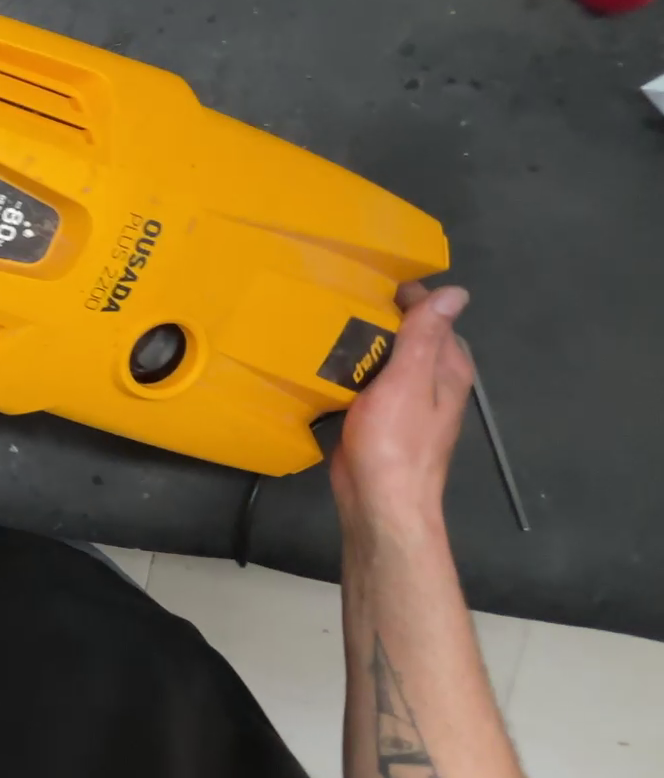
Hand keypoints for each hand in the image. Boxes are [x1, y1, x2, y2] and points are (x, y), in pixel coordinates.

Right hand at [332, 282, 473, 534]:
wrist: (381, 498)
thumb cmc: (394, 441)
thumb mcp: (406, 383)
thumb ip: (424, 338)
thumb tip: (454, 291)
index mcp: (447, 369)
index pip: (434, 319)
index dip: (409, 297)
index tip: (368, 279)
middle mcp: (432, 382)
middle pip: (410, 339)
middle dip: (380, 317)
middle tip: (335, 299)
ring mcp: (405, 403)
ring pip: (386, 361)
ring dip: (361, 344)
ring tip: (322, 328)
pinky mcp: (378, 419)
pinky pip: (366, 383)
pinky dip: (349, 370)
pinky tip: (323, 369)